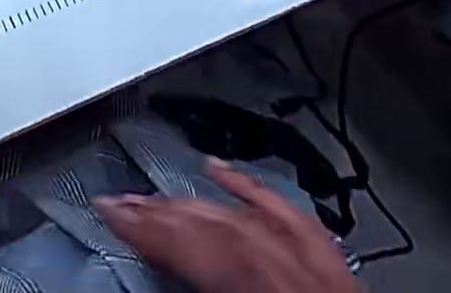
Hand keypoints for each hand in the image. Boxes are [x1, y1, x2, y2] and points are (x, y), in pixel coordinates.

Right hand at [91, 159, 358, 292]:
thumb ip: (190, 289)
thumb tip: (144, 268)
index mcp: (281, 291)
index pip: (214, 249)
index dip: (155, 227)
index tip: (109, 209)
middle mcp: (314, 281)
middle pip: (230, 230)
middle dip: (167, 213)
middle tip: (120, 203)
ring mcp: (334, 278)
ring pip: (255, 220)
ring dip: (195, 202)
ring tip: (152, 196)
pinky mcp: (341, 278)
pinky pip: (298, 224)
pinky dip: (251, 190)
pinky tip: (216, 168)